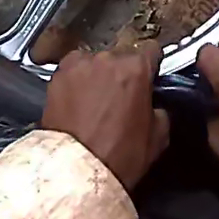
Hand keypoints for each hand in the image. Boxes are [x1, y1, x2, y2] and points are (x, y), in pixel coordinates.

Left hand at [40, 42, 170, 188]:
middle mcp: (107, 59)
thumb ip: (160, 110)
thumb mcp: (157, 138)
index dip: (152, 62)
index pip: (151, 50)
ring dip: (97, 75)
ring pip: (95, 62)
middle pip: (121, 57)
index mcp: (136, 69)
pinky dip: (76, 80)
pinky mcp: (58, 73)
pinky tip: (77, 101)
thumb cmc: (118, 157)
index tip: (149, 71)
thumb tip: (154, 105)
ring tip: (95, 102)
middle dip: (122, 73)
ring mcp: (80, 64)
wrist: (75, 169)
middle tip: (120, 97)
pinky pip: (73, 69)